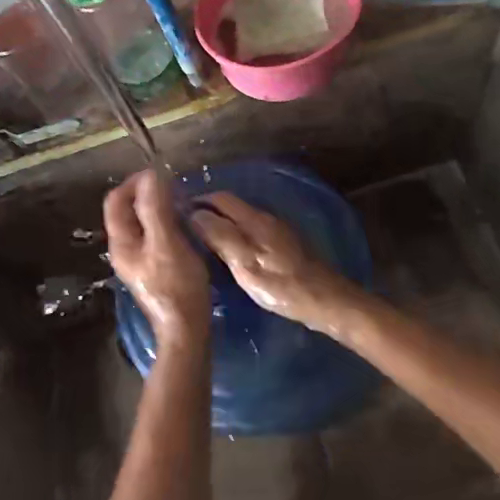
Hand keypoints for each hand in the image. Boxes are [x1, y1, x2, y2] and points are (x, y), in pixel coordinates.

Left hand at [104, 169, 210, 347]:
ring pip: (142, 223)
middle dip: (147, 193)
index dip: (134, 182)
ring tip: (181, 202)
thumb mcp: (167, 243)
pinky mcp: (154, 268)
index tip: (160, 175)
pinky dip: (166, 223)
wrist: (186, 328)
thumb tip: (151, 176)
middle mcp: (125, 249)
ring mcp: (139, 260)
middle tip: (173, 187)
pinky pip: (155, 236)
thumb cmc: (177, 285)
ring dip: (158, 207)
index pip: (116, 199)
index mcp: (121, 242)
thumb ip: (156, 209)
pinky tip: (184, 225)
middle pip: (127, 210)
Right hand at [188, 192, 369, 336]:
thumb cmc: (282, 286)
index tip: (174, 212)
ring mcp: (276, 232)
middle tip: (182, 227)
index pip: (220, 198)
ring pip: (241, 219)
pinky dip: (234, 235)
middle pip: (230, 206)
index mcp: (254, 220)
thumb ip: (220, 236)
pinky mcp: (283, 246)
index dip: (197, 201)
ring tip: (198, 240)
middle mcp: (266, 219)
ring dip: (220, 223)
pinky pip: (251, 232)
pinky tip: (227, 252)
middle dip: (206, 210)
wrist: (325, 301)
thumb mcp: (245, 263)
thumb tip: (194, 214)